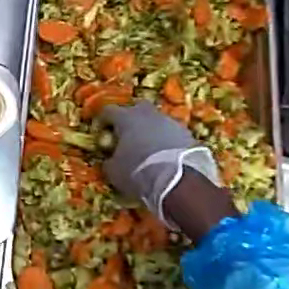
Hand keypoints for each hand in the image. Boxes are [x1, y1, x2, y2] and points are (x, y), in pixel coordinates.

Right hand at [99, 103, 218, 222]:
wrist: (178, 180)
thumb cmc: (138, 171)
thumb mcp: (114, 171)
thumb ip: (109, 161)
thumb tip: (109, 159)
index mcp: (126, 118)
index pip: (108, 111)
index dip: (102, 120)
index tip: (100, 131)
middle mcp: (148, 114)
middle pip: (137, 108)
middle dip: (131, 118)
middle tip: (126, 134)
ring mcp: (170, 122)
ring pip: (157, 120)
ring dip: (151, 130)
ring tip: (148, 148)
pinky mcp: (187, 134)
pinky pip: (172, 133)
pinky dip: (166, 141)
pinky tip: (165, 156)